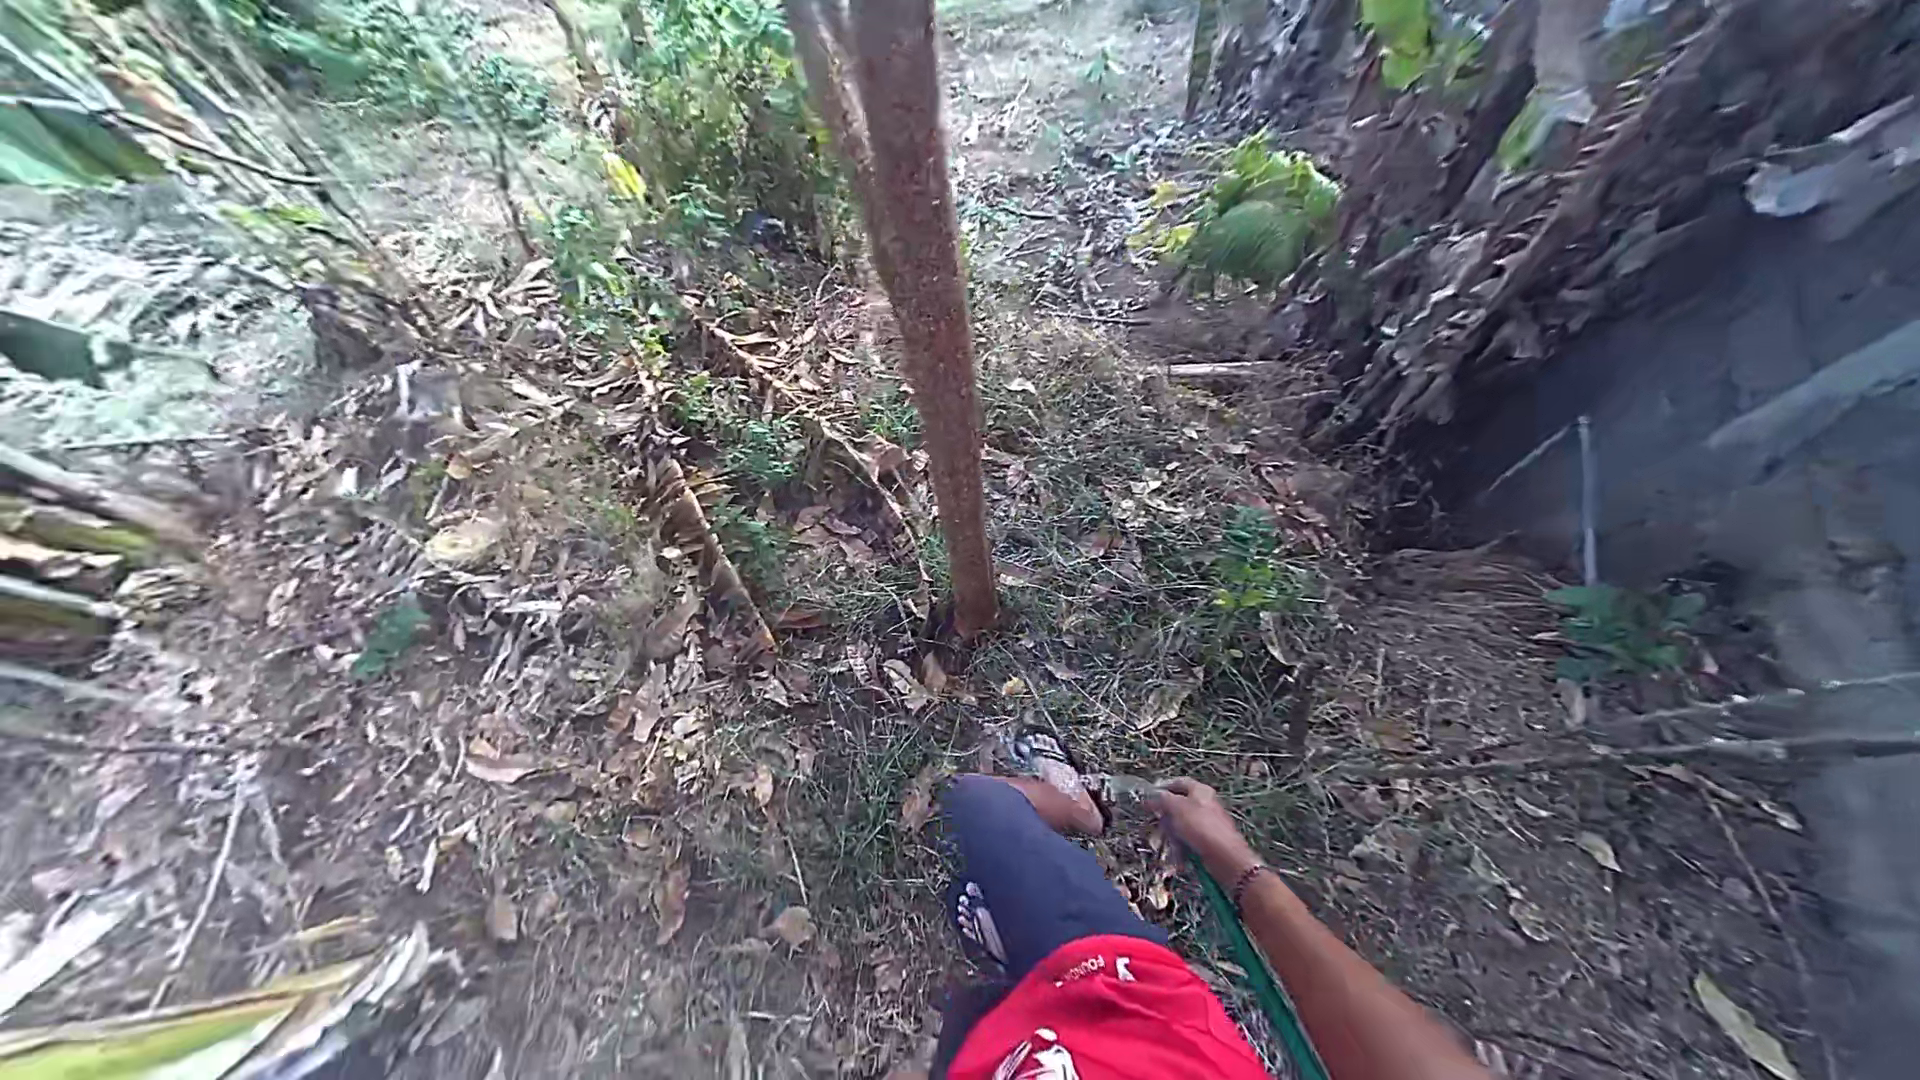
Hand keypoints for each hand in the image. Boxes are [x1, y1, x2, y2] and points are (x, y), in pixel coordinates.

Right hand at [1150, 778, 1261, 880]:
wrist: (1226, 858)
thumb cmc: (1200, 826)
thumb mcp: (1176, 807)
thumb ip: (1161, 799)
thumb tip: (1151, 798)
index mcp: (1200, 790)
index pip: (1177, 783)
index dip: (1162, 788)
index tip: (1148, 798)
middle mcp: (1206, 804)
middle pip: (1179, 804)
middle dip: (1166, 814)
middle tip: (1156, 821)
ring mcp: (1209, 823)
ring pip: (1183, 824)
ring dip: (1172, 832)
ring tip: (1166, 840)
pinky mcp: (1210, 841)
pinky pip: (1190, 840)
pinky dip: (1182, 845)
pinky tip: (1177, 852)